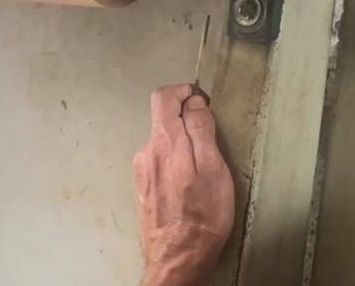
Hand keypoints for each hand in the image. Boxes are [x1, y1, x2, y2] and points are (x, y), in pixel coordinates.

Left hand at [135, 84, 234, 285]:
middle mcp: (146, 153)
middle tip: (211, 140)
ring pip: (164, 141)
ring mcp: (142, 173)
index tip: (203, 105)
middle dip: (188, 120)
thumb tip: (195, 101)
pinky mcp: (143, 190)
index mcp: (164, 143)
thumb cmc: (203, 214)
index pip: (164, 96)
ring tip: (203, 167)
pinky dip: (176, 161)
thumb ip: (201, 129)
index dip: (185, 92)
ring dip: (183, 144)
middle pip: (164, 118)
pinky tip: (190, 184)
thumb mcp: (213, 166)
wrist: (178, 262)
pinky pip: (160, 161)